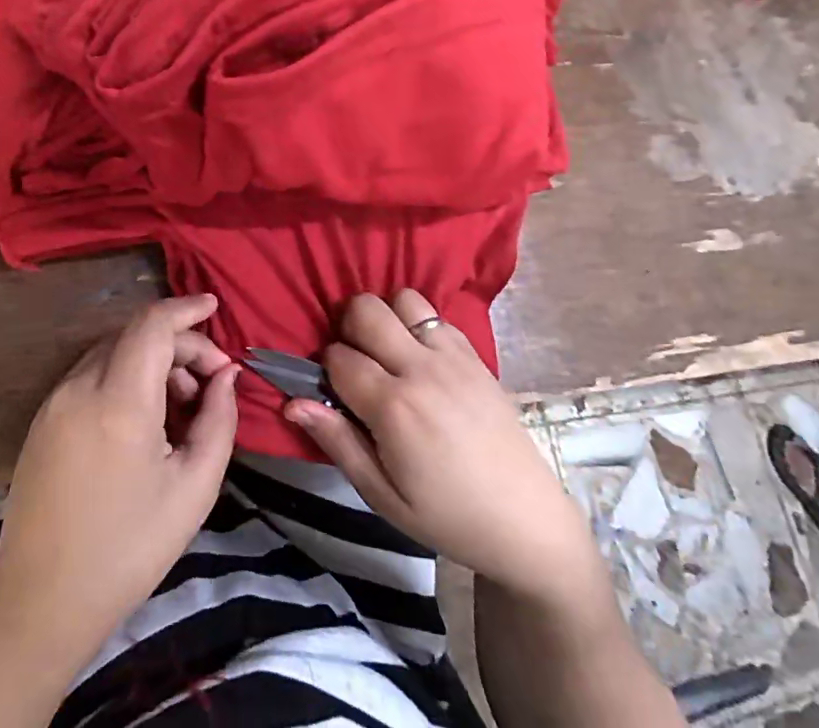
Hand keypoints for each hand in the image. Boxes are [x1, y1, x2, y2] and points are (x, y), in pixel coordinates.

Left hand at [0, 295, 239, 653]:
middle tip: (211, 385)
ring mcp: (53, 404)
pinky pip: (91, 378)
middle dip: (179, 345)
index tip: (215, 308)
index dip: (187, 307)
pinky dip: (125, 379)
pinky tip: (144, 421)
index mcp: (119, 402)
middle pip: (134, 336)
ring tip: (181, 408)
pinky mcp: (41, 422)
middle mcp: (78, 389)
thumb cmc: (130, 548)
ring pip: (112, 354)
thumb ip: (218, 418)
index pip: (152, 325)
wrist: (41, 602)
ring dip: (152, 362)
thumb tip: (226, 376)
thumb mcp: (194, 486)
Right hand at [283, 290, 597, 601]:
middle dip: (348, 328)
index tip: (336, 393)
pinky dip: (419, 325)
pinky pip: (438, 316)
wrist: (526, 519)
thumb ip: (337, 442)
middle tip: (356, 364)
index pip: (338, 357)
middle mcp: (422, 369)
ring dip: (386, 318)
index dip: (326, 371)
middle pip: (367, 309)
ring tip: (388, 353)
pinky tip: (421, 359)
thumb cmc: (447, 515)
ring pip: (404, 298)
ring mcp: (454, 357)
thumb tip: (292, 403)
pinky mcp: (477, 356)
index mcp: (394, 407)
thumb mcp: (382, 494)